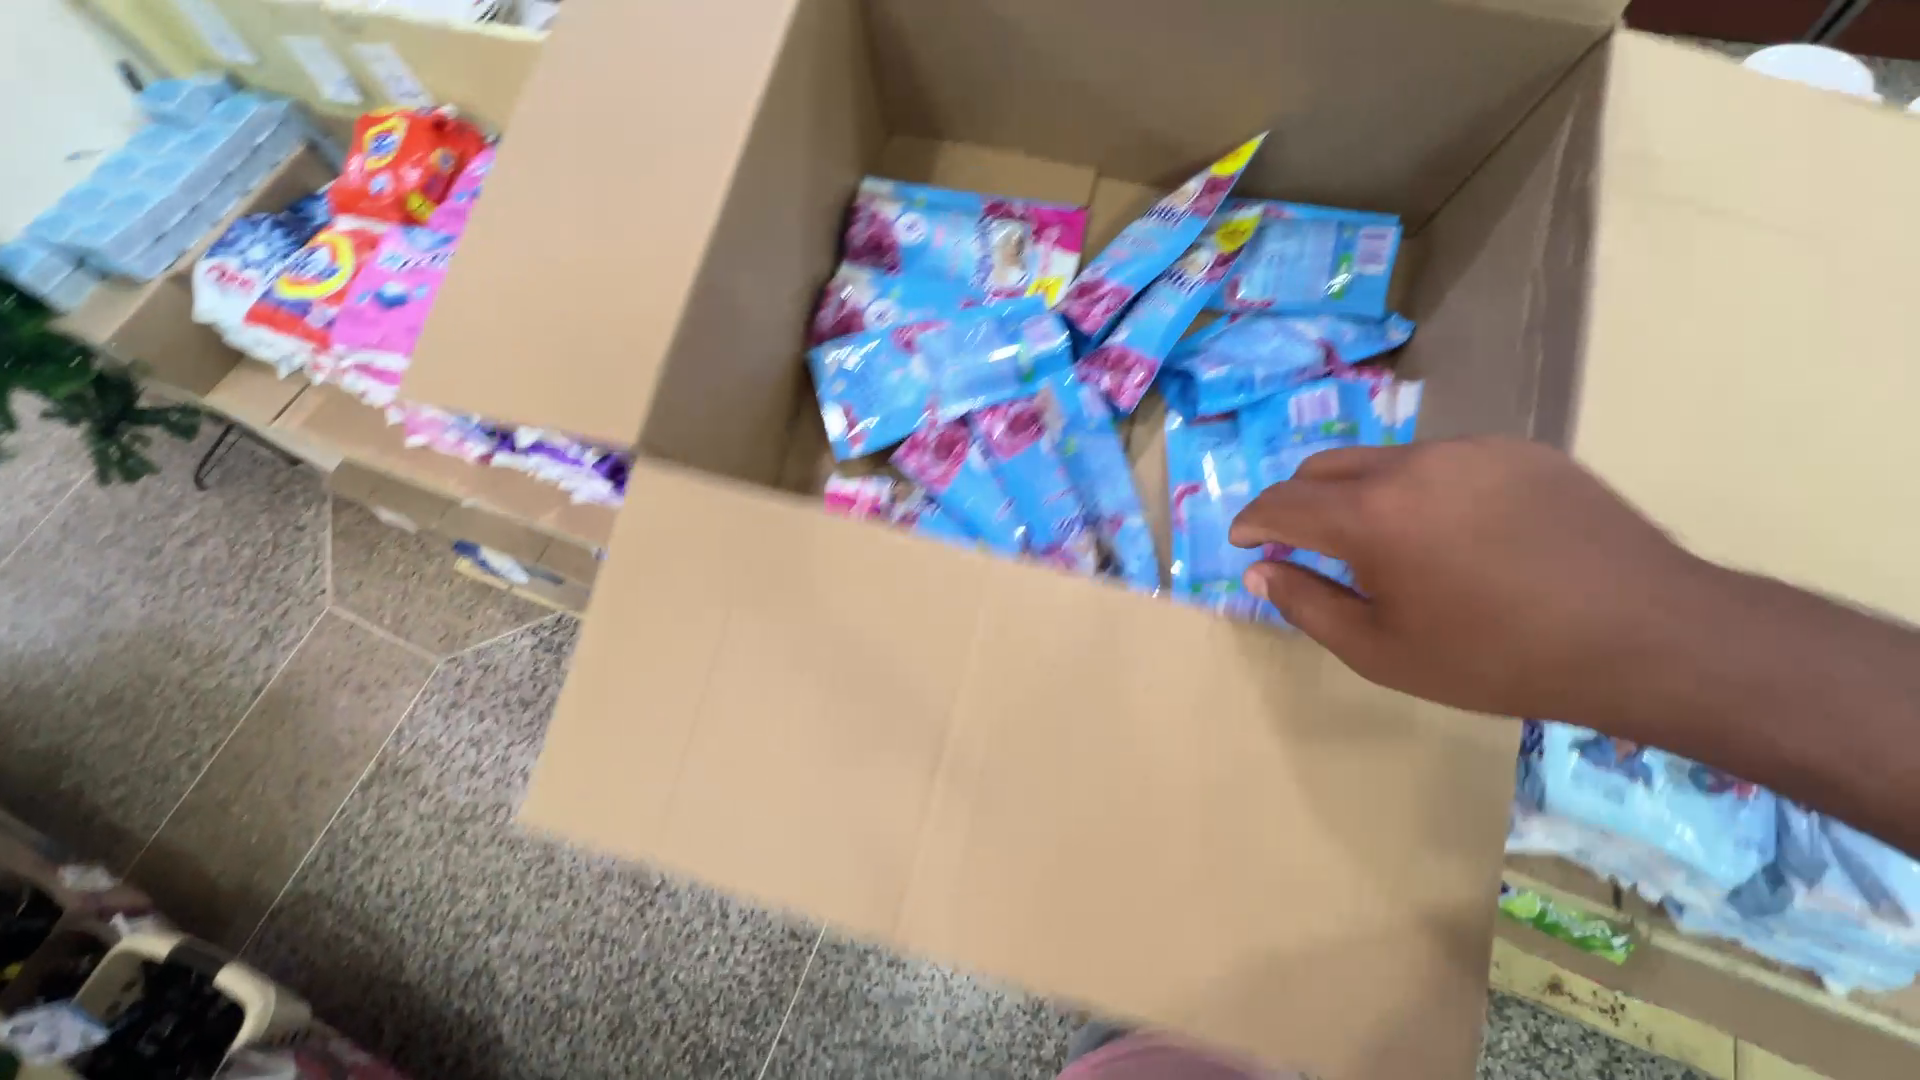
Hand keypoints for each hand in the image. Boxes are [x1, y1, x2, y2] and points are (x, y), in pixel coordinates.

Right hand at [1229, 437, 1709, 719]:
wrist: (1647, 636)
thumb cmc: (1497, 659)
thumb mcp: (1382, 651)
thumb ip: (1306, 604)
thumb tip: (1260, 570)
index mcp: (1370, 516)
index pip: (1281, 503)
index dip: (1251, 521)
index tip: (1244, 540)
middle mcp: (1410, 464)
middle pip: (1323, 468)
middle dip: (1297, 502)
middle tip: (1303, 545)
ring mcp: (1468, 450)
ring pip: (1381, 461)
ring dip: (1359, 495)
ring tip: (1387, 545)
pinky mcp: (1517, 450)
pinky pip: (1441, 461)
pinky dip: (1418, 490)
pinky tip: (1453, 533)